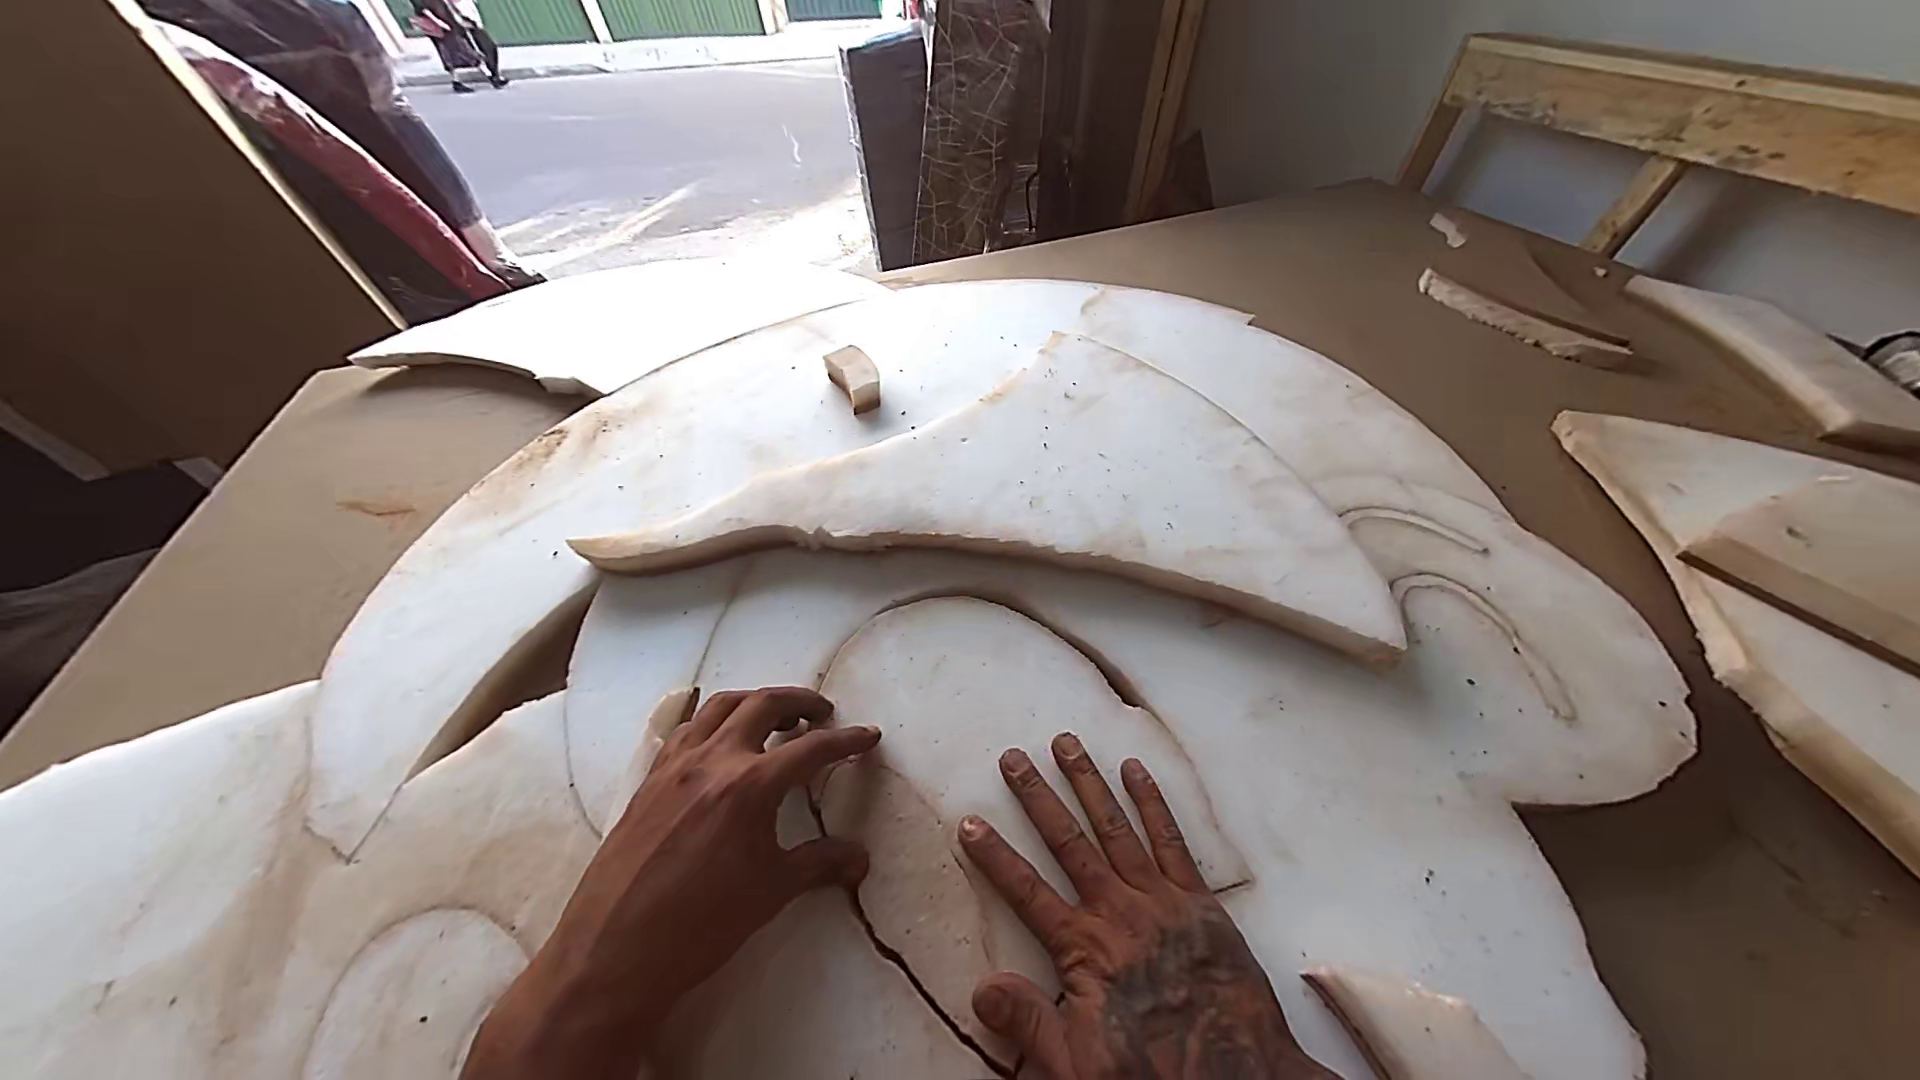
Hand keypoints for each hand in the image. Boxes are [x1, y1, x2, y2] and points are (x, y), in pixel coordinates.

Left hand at [463, 687, 880, 1079]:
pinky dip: (713, 720)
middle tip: (822, 712)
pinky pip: (686, 728)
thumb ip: (820, 863)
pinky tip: (721, 741)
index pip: (813, 748)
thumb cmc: (701, 925)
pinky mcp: (650, 778)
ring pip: (721, 705)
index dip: (847, 741)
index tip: (868, 736)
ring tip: (775, 716)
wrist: (611, 956)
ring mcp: (677, 764)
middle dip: (801, 701)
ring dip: (755, 700)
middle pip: (765, 703)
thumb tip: (860, 858)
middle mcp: (715, 760)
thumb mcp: (771, 890)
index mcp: (751, 785)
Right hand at [959, 734, 1333, 1078]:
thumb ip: (1030, 1024)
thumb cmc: (1156, 1074)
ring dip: (1087, 783)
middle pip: (1067, 840)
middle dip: (1036, 796)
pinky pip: (1170, 839)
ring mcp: (1158, 897)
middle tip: (1013, 757)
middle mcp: (1117, 908)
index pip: (1026, 890)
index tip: (969, 823)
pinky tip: (1135, 769)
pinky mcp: (1196, 898)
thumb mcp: (1081, 1066)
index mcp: (1085, 946)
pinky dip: (1151, 802)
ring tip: (1067, 743)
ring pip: (1114, 826)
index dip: (994, 856)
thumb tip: (979, 988)